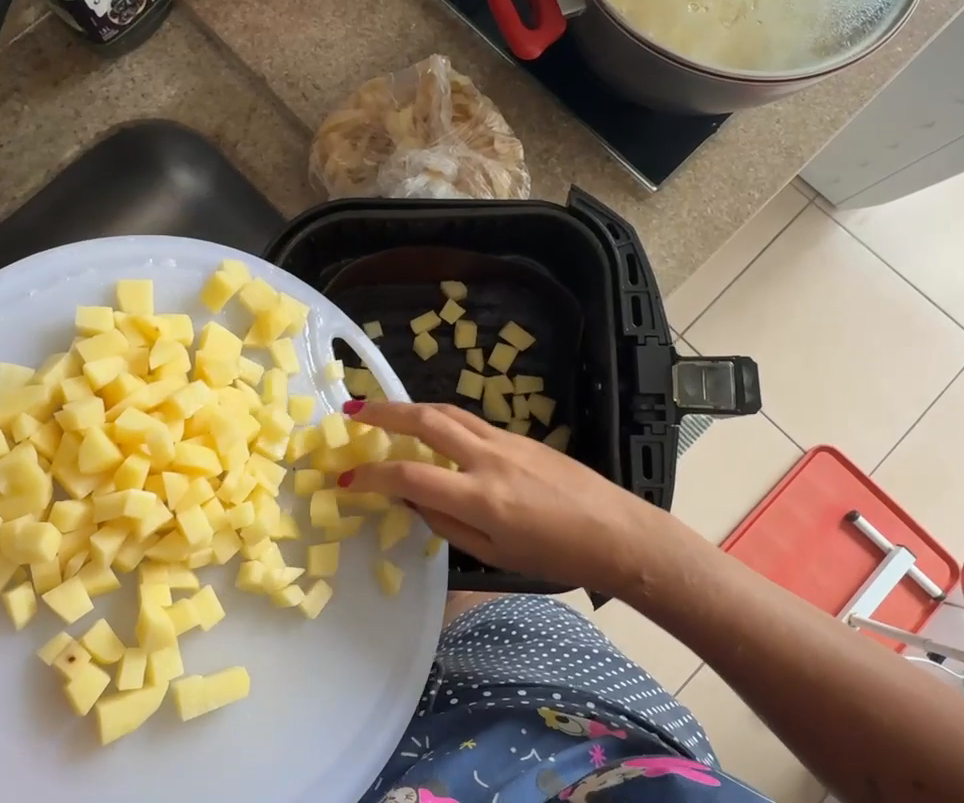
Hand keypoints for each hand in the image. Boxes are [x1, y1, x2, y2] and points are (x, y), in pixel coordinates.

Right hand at [343, 401, 681, 595]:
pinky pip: (468, 420)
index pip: (409, 476)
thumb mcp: (494, 554)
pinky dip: (438, 417)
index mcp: (479, 498)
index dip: (371, 475)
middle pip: (424, 421)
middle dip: (382, 413)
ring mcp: (504, 441)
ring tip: (381, 411)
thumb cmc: (557, 556)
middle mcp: (487, 459)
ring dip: (408, 407)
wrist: (618, 533)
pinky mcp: (519, 436)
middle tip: (351, 412)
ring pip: (446, 412)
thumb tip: (412, 499)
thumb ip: (446, 524)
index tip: (346, 478)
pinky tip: (429, 427)